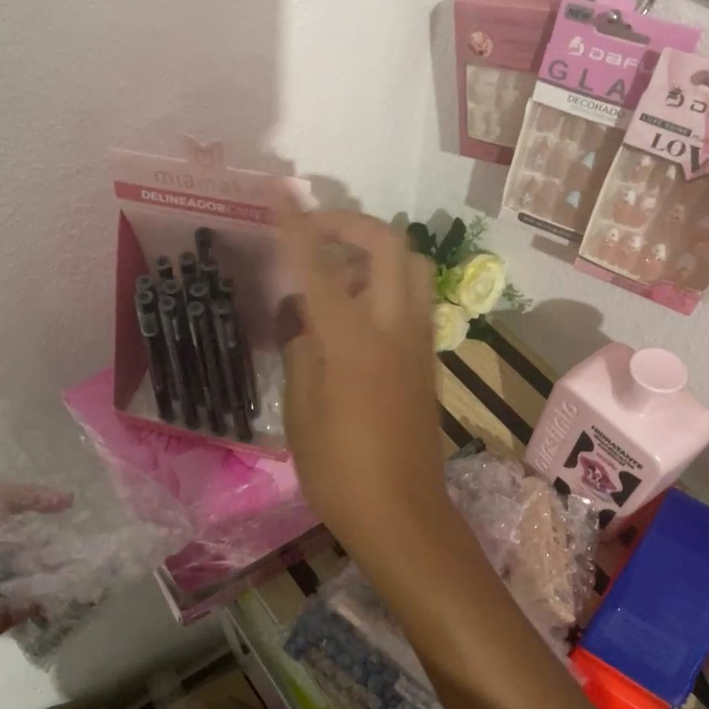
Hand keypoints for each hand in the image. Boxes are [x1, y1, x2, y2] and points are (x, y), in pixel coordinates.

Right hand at [273, 191, 453, 554]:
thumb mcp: (301, 412)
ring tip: (334, 276)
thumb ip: (301, 350)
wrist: (403, 515)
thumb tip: (300, 314)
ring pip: (411, 267)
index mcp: (353, 342)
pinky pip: (412, 298)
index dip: (298, 225)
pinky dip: (384, 283)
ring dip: (373, 253)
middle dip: (350, 223)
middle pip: (388, 244)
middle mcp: (394, 328)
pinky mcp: (427, 360)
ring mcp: (418, 342)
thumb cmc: (339, 472)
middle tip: (314, 233)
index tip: (281, 192)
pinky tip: (352, 313)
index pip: (320, 266)